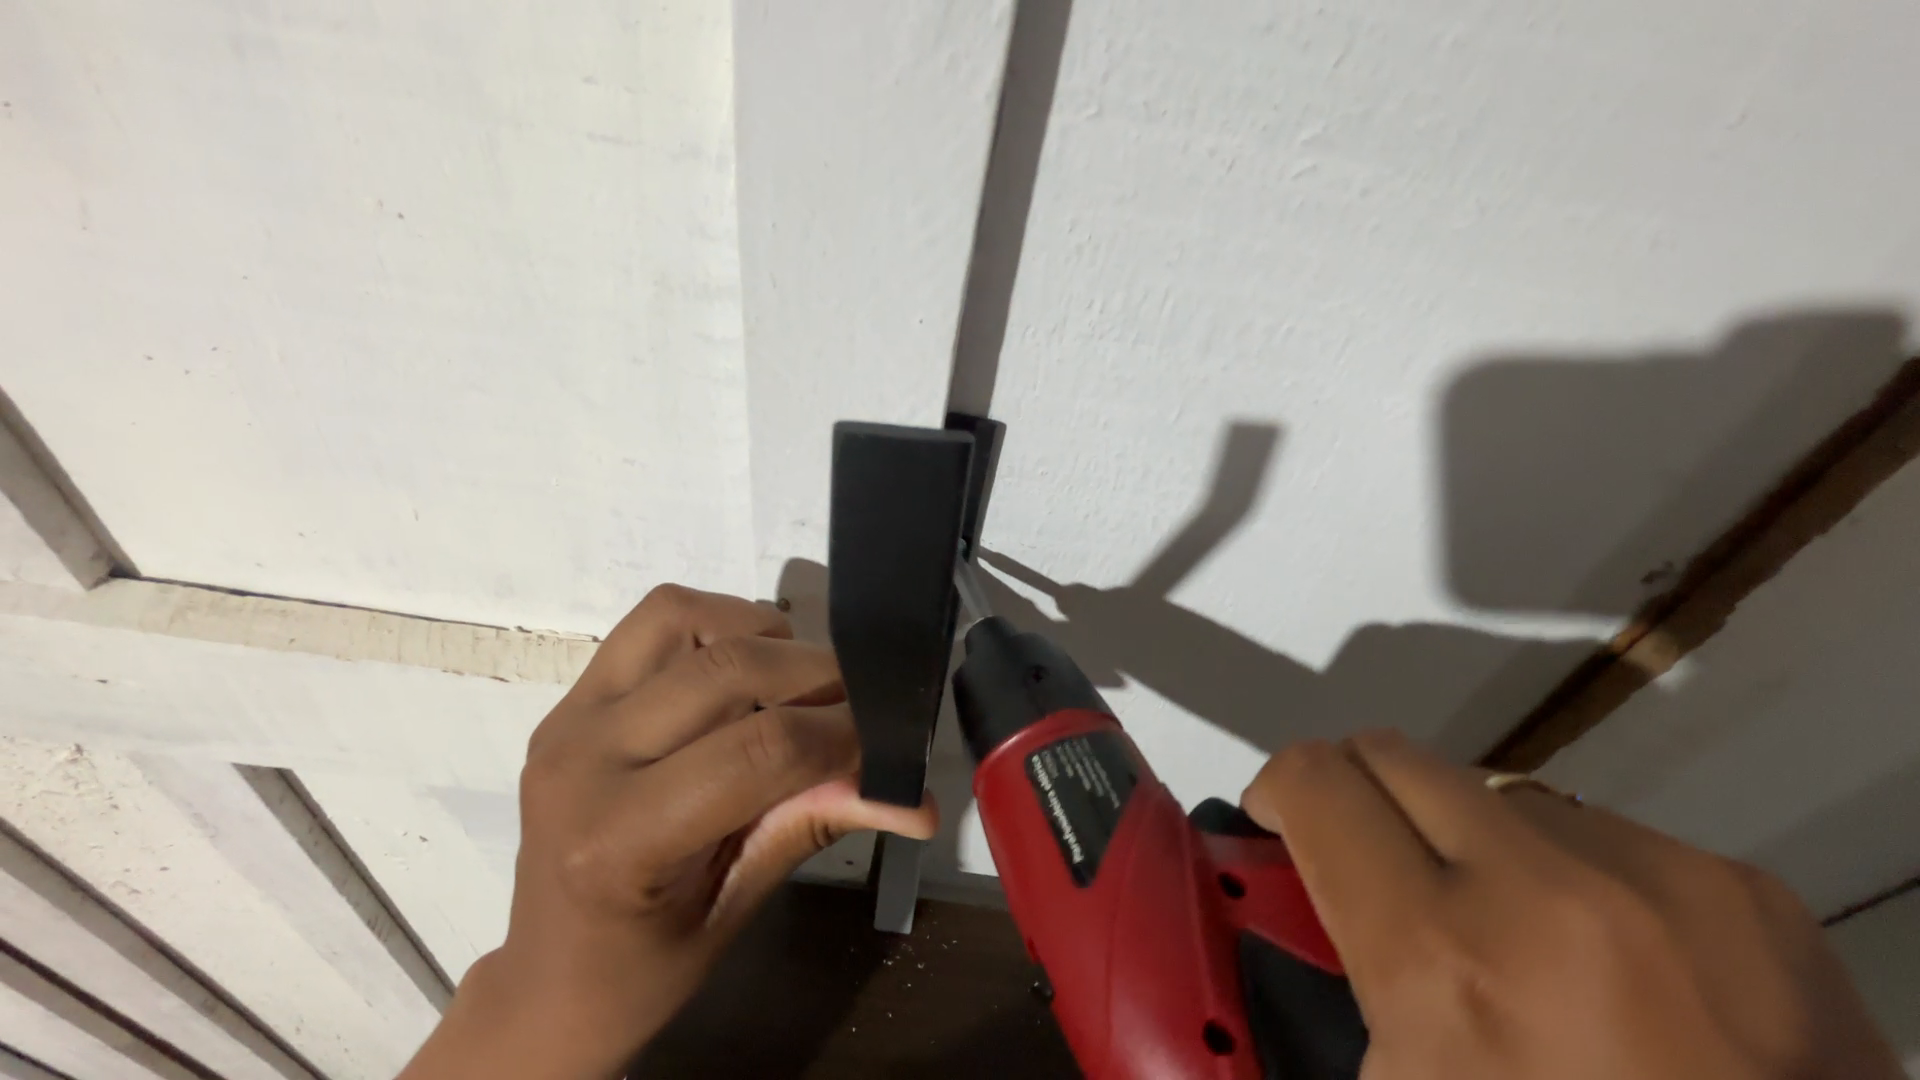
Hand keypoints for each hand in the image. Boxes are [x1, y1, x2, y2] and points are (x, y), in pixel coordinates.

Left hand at [400, 585, 938, 1079]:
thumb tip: (917, 800)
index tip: (885, 741)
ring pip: (683, 617)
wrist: (548, 975)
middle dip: (817, 676)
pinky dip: (721, 626)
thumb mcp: (737, 906)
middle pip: (727, 669)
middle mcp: (584, 757)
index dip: (840, 734)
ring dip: (763, 637)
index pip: (759, 750)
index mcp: (619, 838)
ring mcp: (571, 715)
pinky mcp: (574, 695)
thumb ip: (813, 824)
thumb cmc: (644, 967)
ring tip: (797, 686)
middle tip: (858, 707)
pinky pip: (656, 621)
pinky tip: (747, 674)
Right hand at [1242, 730, 1902, 1079]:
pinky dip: (1569, 874)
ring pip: (1495, 793)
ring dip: (1470, 842)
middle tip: (1370, 867)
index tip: (1284, 828)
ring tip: (1509, 936)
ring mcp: (1658, 876)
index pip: (1316, 781)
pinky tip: (1610, 962)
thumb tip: (1279, 913)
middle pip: (1392, 754)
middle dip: (1359, 798)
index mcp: (1441, 957)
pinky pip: (1599, 831)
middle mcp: (1545, 889)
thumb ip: (1321, 986)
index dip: (1281, 793)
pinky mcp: (1745, 888)